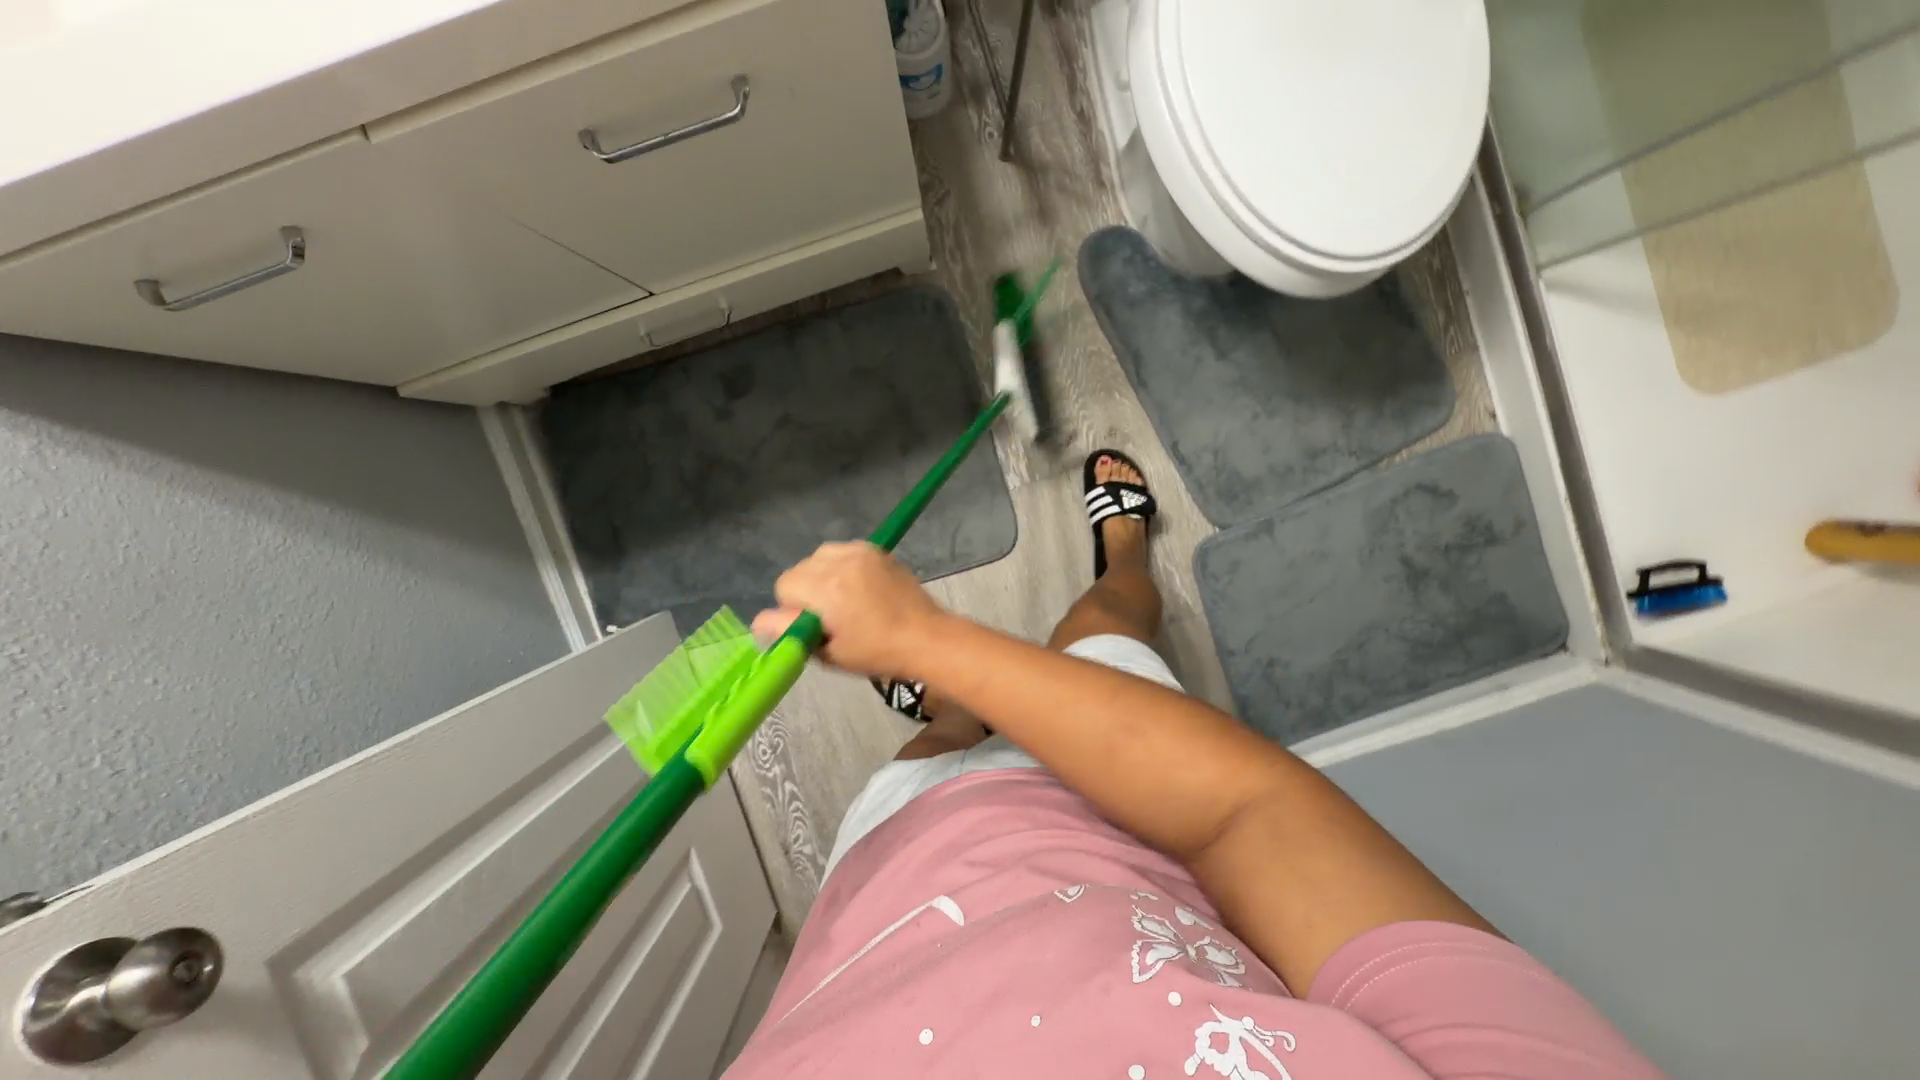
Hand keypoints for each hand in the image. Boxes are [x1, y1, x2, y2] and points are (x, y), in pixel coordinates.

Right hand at [752, 542, 947, 676]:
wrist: (927, 637)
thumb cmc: (877, 652)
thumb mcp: (828, 652)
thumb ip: (790, 632)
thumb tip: (760, 622)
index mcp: (827, 587)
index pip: (784, 585)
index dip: (792, 609)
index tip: (814, 626)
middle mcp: (841, 560)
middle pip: (800, 569)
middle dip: (806, 591)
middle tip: (830, 617)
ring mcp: (861, 551)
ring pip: (820, 558)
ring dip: (823, 576)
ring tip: (844, 601)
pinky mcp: (876, 549)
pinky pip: (843, 552)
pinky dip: (842, 567)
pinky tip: (859, 589)